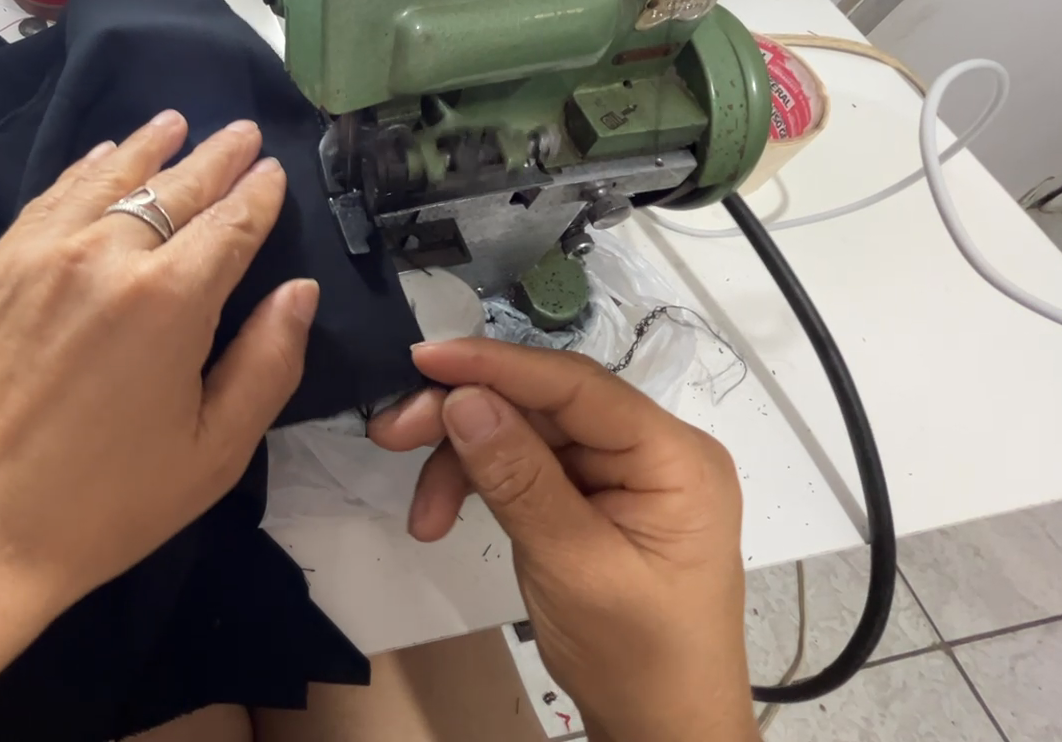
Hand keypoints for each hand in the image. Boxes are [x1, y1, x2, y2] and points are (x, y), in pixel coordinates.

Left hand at [0, 109, 316, 614]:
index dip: (257, 194)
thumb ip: (268, 362)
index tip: (273, 170)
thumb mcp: (214, 452)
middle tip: (242, 131)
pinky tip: (102, 156)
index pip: (229, 224)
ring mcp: (42, 253)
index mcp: (169, 299)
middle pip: (175, 188)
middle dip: (216, 157)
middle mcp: (106, 255)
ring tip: (176, 121)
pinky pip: (51, 197)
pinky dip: (85, 170)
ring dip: (149, 146)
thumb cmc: (105, 502)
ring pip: (110, 179)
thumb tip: (299, 290)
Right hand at [369, 341, 754, 741]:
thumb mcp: (572, 566)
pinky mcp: (578, 488)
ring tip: (419, 509)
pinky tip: (436, 516)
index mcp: (670, 454)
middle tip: (391, 432)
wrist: (658, 731)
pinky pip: (512, 462)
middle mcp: (642, 446)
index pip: (573, 384)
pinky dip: (469, 484)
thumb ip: (516, 476)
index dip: (494, 364)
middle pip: (534, 404)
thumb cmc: (635, 655)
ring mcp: (608, 467)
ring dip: (456, 461)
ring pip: (514, 430)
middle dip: (460, 419)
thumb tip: (461, 398)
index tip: (423, 357)